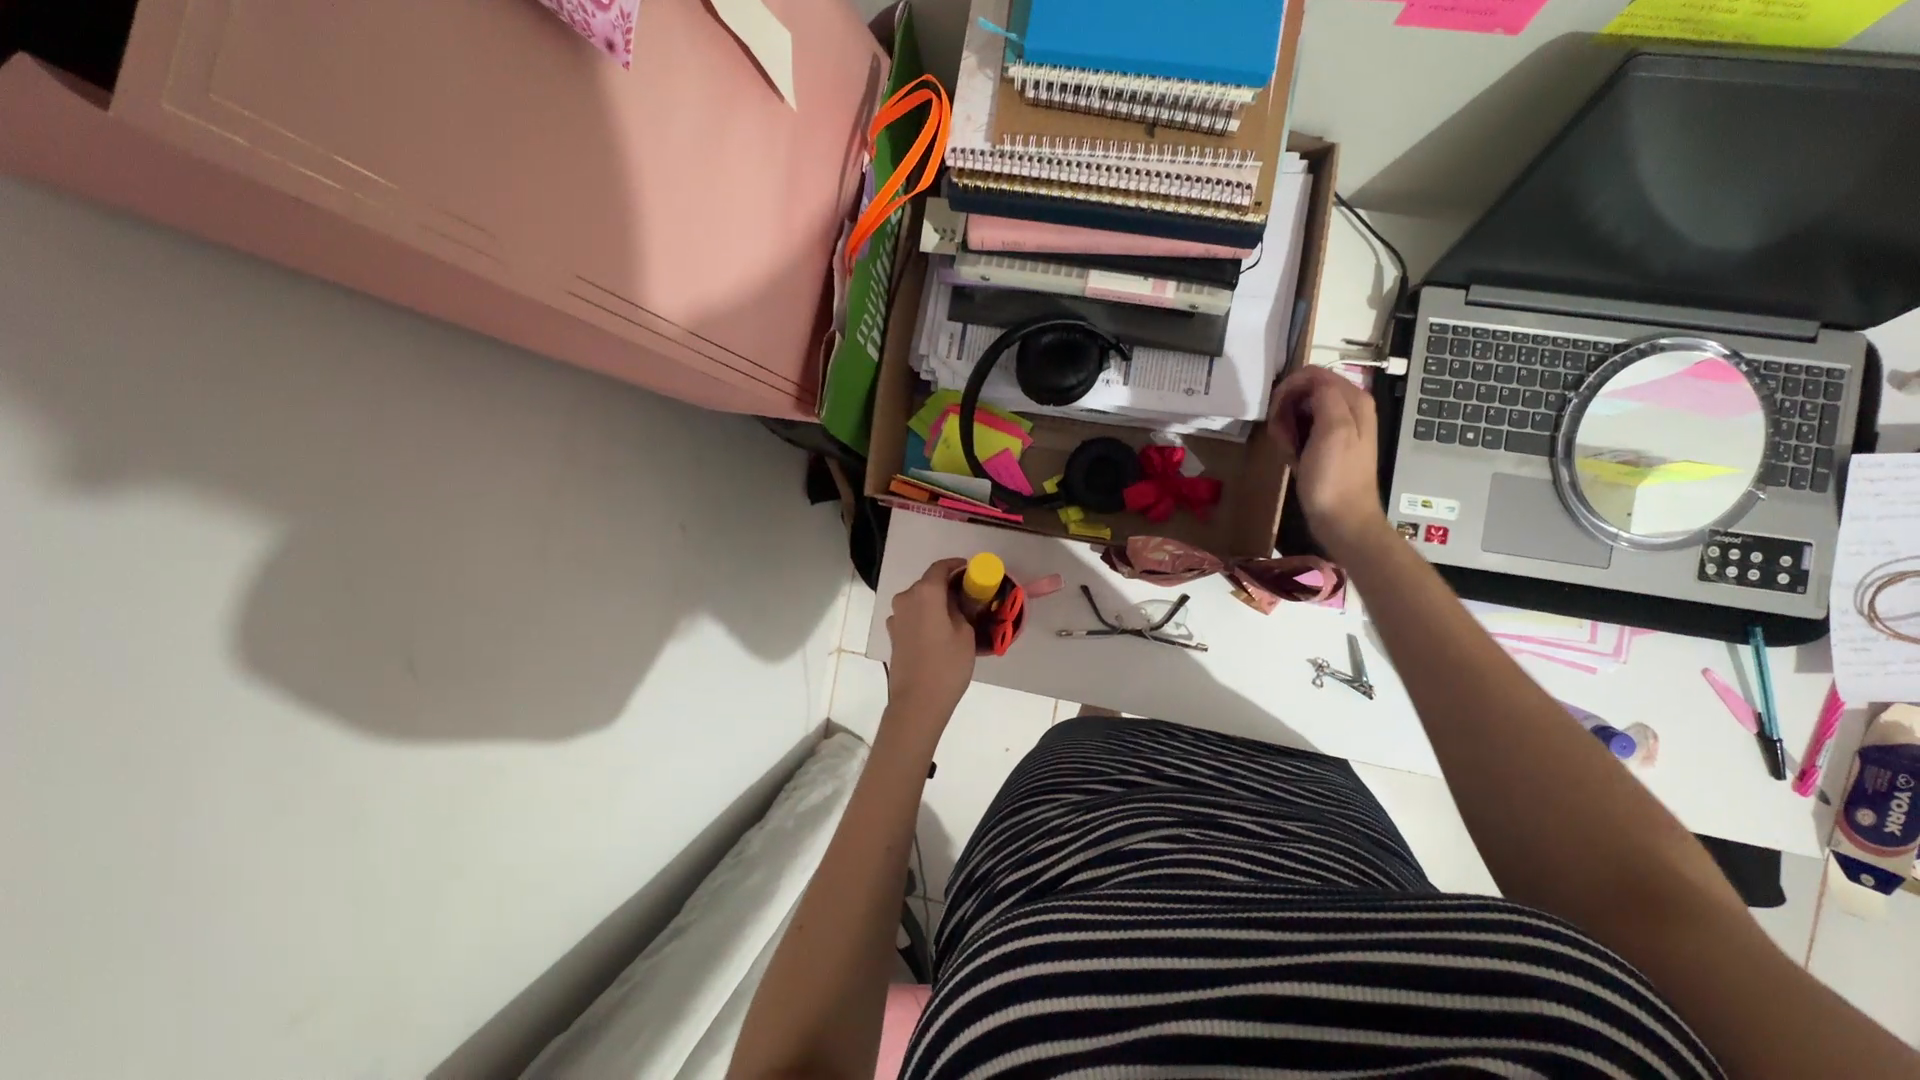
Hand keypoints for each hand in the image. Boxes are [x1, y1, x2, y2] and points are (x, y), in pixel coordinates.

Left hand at [884, 558, 976, 725]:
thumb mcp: (965, 633)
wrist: (917, 701)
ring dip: (935, 603)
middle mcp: (906, 598)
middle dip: (947, 586)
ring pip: (919, 600)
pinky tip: (939, 632)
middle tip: (968, 597)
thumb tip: (959, 600)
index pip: (940, 568)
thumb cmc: (947, 665)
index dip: (956, 566)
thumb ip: (962, 608)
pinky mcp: (893, 634)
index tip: (970, 571)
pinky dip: (925, 616)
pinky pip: (912, 616)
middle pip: (928, 583)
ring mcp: (896, 617)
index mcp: (925, 593)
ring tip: (955, 617)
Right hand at [1269, 366, 1388, 550]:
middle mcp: (1348, 408)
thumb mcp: (1333, 430)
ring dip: (1286, 428)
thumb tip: (1309, 379)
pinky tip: (1292, 458)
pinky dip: (1291, 441)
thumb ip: (1325, 395)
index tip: (1276, 413)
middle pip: (1304, 391)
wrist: (1342, 520)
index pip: (1312, 374)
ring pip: (1299, 411)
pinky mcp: (1325, 446)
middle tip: (1281, 436)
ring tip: (1288, 450)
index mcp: (1353, 400)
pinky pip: (1301, 431)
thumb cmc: (1334, 478)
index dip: (1289, 389)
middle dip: (1286, 410)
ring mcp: (1337, 428)